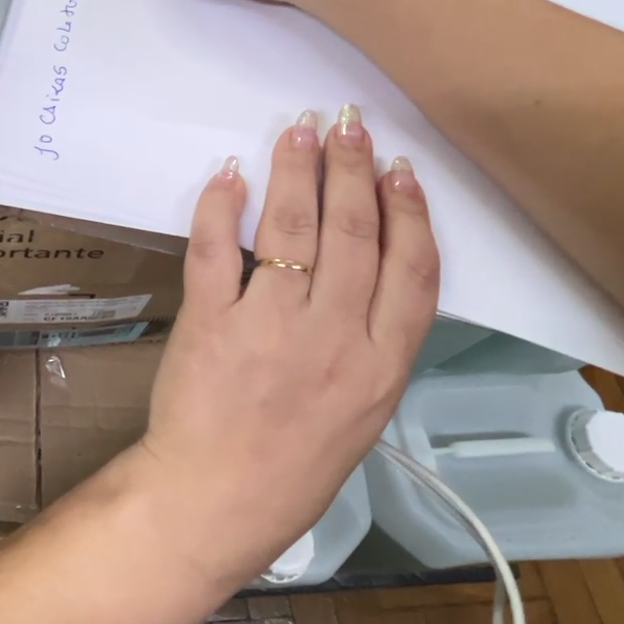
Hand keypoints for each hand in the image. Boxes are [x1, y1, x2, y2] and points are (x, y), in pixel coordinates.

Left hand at [128, 105, 438, 579]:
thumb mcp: (362, 411)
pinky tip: (231, 173)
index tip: (400, 168)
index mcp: (381, 366)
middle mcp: (334, 338)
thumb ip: (373, 342)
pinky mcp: (210, 321)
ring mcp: (269, 326)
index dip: (410, 211)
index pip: (413, 271)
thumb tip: (374, 269)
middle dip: (354, 170)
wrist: (215, 498)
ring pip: (292, 230)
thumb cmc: (293, 463)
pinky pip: (217, 249)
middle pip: (356, 235)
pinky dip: (222, 206)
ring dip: (297, 171)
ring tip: (301, 130)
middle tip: (349, 124)